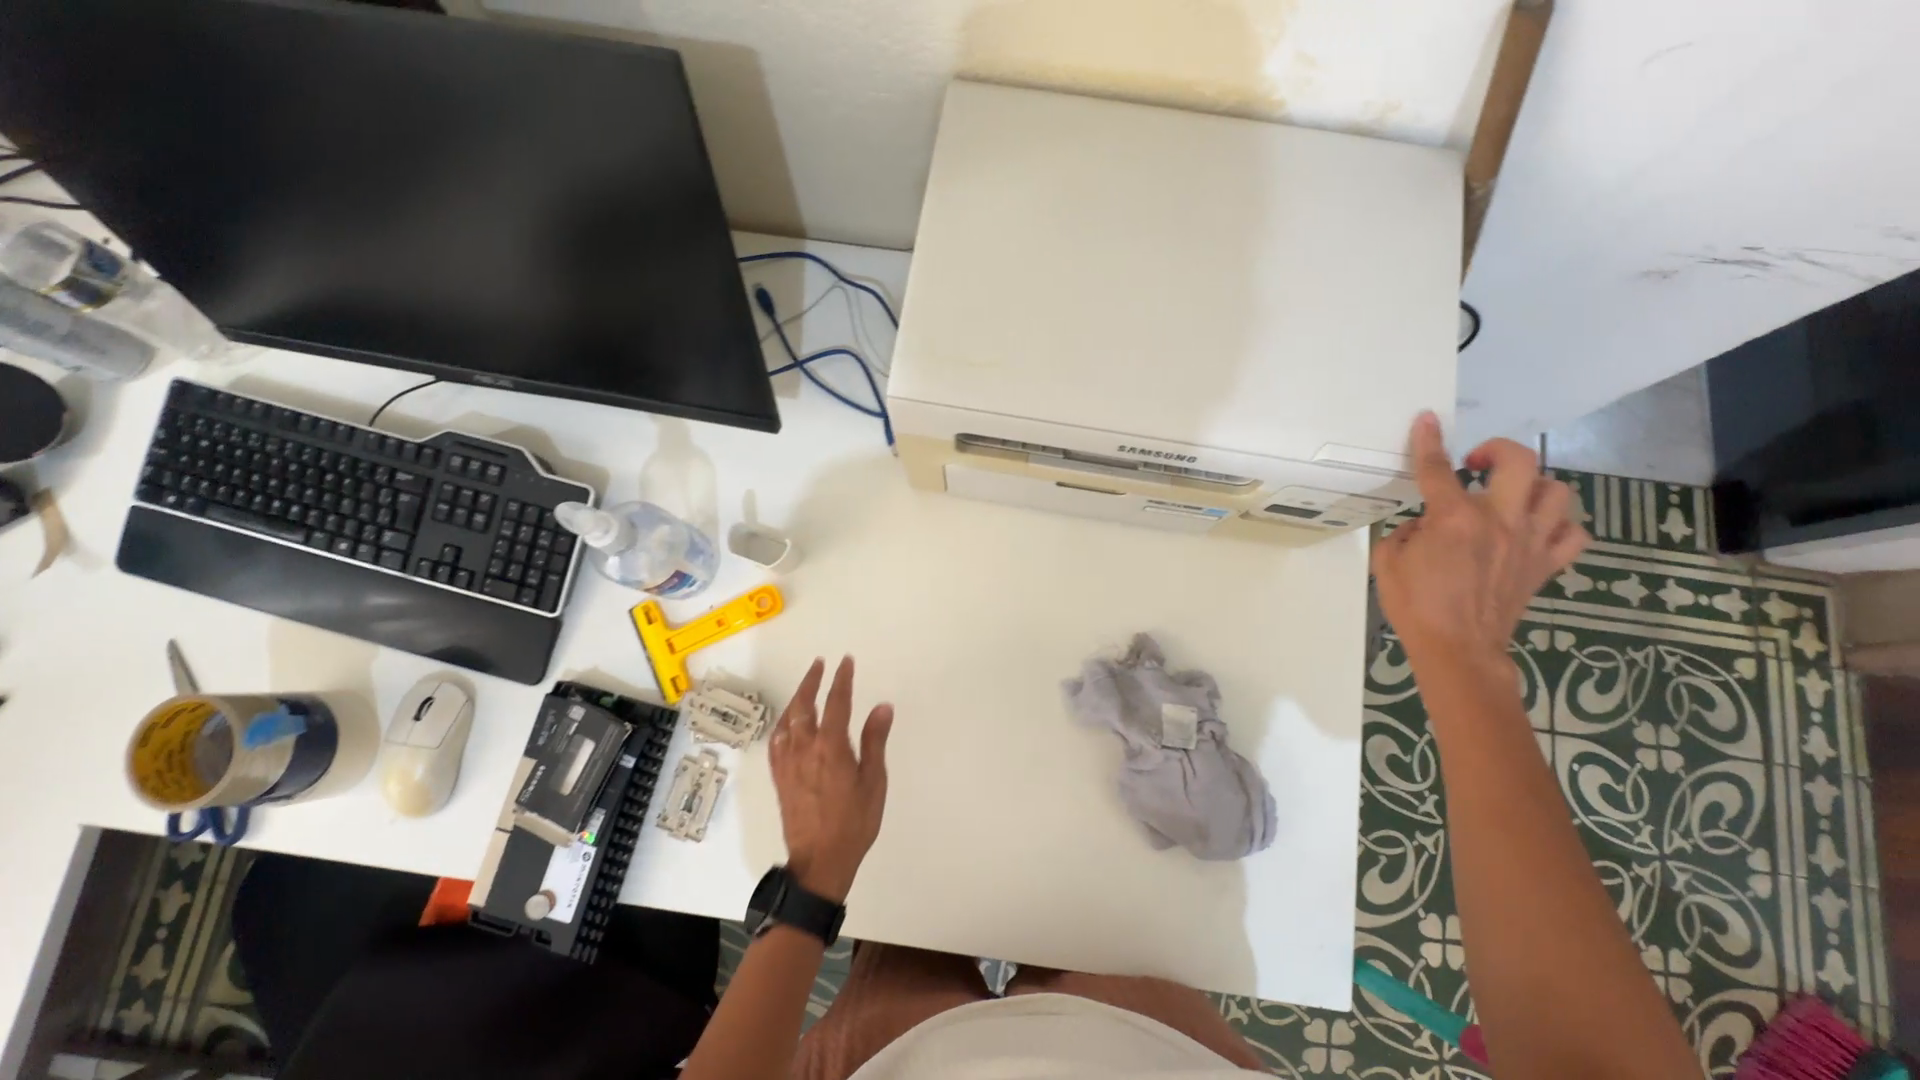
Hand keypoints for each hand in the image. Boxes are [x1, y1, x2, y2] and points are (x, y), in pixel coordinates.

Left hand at [768, 656, 893, 903]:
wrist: (820, 860)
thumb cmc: (854, 823)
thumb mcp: (874, 782)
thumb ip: (875, 741)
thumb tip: (882, 707)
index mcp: (831, 747)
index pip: (836, 703)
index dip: (841, 680)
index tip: (846, 663)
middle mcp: (804, 749)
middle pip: (804, 705)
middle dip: (812, 681)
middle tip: (820, 664)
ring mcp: (787, 763)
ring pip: (788, 720)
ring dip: (796, 699)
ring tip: (805, 687)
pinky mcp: (779, 777)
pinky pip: (776, 742)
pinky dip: (783, 724)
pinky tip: (787, 723)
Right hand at [1372, 412, 1588, 670]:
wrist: (1457, 650)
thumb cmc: (1415, 607)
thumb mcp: (1388, 562)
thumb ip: (1406, 532)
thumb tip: (1427, 524)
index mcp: (1454, 519)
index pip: (1438, 468)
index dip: (1429, 441)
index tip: (1428, 420)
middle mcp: (1499, 521)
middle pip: (1518, 462)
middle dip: (1496, 450)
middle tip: (1476, 464)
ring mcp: (1530, 542)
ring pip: (1556, 492)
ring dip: (1533, 485)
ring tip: (1510, 495)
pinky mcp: (1547, 565)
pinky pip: (1574, 534)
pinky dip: (1561, 525)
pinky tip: (1537, 528)